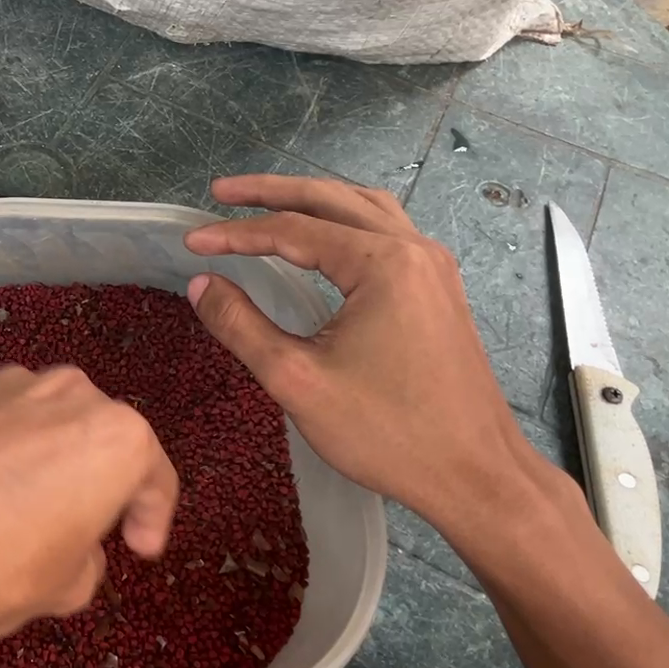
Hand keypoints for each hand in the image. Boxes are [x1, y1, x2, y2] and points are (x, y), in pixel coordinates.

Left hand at [0, 365, 177, 656]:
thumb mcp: (60, 589)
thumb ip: (87, 559)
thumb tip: (72, 544)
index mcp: (115, 435)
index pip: (153, 474)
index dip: (151, 516)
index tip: (138, 546)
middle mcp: (63, 390)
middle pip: (93, 437)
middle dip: (89, 480)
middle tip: (71, 529)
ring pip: (36, 421)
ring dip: (35, 458)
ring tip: (2, 511)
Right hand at [183, 175, 555, 530]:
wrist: (477, 476)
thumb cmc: (387, 432)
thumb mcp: (296, 380)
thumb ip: (241, 325)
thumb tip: (201, 284)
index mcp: (381, 264)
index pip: (291, 231)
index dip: (234, 234)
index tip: (191, 241)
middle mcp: (413, 250)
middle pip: (330, 199)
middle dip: (270, 192)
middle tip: (220, 191)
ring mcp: (432, 267)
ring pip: (362, 208)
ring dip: (311, 198)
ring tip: (265, 201)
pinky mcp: (438, 288)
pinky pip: (384, 230)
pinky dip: (343, 218)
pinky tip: (322, 233)